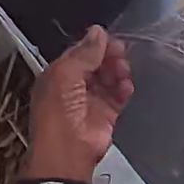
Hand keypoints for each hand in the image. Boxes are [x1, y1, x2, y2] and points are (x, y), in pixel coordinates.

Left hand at [24, 25, 133, 181]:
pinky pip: (118, 96)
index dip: (95, 46)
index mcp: (57, 76)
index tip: (110, 40)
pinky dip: (123, 90)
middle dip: (109, 58)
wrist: (68, 152)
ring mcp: (90, 101)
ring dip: (118, 72)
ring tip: (123, 72)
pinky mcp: (105, 115)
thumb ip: (84, 53)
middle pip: (96, 65)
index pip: (79, 54)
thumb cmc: (57, 115)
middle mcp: (73, 88)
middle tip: (120, 54)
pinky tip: (126, 87)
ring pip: (109, 79)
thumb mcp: (66, 75)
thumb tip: (97, 32)